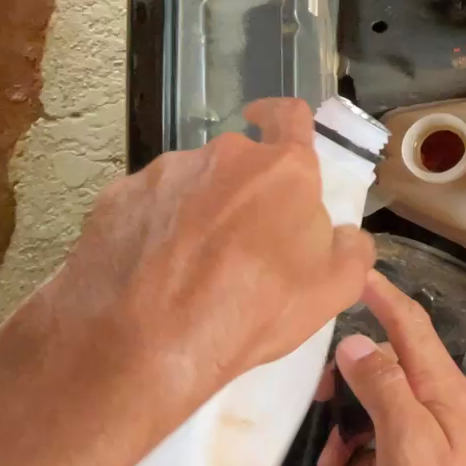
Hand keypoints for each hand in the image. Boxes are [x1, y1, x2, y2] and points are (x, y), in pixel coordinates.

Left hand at [38, 97, 375, 414]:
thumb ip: (352, 247)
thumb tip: (341, 235)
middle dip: (246, 189)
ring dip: (200, 209)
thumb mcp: (337, 288)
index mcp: (284, 168)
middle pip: (241, 161)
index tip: (276, 129)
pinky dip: (155, 229)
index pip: (290, 115)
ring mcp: (163, 175)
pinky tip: (152, 272)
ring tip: (192, 265)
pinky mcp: (114, 201)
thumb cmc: (255, 310)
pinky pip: (147, 206)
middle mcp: (224, 157)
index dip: (286, 119)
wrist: (141, 349)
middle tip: (247, 239)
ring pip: (193, 183)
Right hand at [315, 272, 465, 465]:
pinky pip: (384, 453)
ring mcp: (434, 437)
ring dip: (347, 439)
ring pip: (379, 415)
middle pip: (387, 369)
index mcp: (440, 386)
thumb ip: (384, 388)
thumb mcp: (407, 441)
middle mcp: (440, 402)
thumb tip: (358, 343)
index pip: (411, 323)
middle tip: (316, 406)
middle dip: (347, 386)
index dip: (384, 294)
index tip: (357, 271)